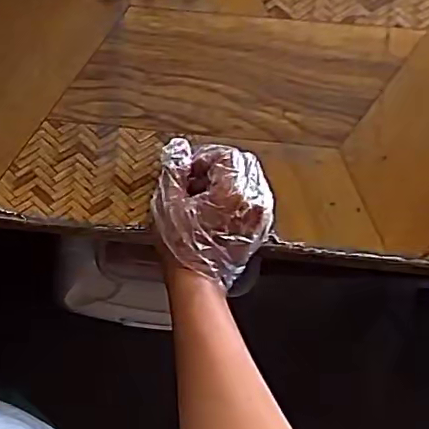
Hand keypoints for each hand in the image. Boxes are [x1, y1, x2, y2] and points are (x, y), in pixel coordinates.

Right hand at [152, 138, 273, 288]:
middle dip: (213, 170)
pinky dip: (231, 199)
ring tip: (198, 200)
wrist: (197, 279)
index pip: (224, 155)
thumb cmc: (181, 245)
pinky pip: (249, 200)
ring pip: (245, 181)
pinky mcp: (258, 227)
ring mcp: (260, 214)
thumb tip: (177, 149)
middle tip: (189, 184)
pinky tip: (210, 212)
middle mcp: (255, 200)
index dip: (200, 159)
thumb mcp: (168, 203)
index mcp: (234, 191)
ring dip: (222, 183)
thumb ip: (173, 171)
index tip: (183, 172)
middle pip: (239, 165)